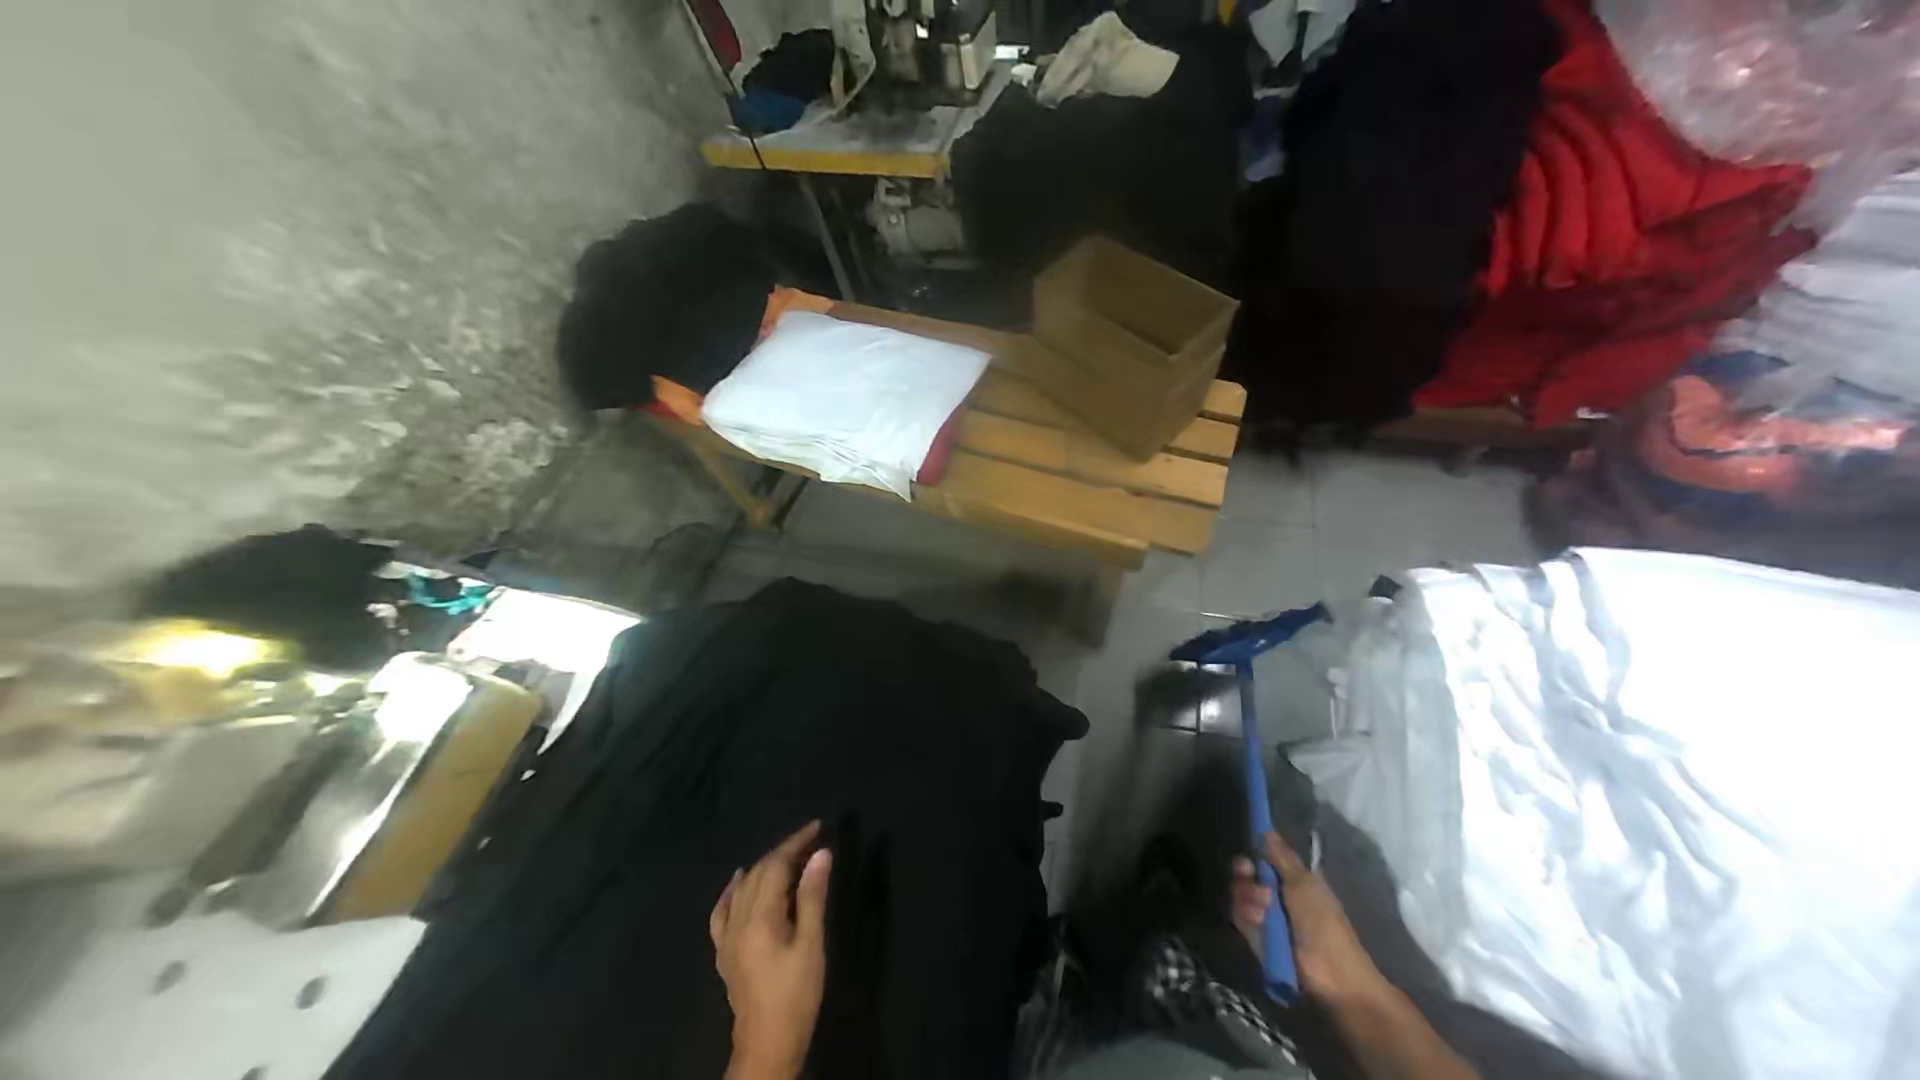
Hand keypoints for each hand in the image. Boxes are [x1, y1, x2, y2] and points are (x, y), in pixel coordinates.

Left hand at [710, 821, 832, 1079]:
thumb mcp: (812, 943)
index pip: (776, 865)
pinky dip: (732, 889)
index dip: (796, 842)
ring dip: (765, 865)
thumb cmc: (796, 993)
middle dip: (785, 851)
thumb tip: (820, 853)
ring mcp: (726, 936)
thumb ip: (813, 895)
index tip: (818, 826)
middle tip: (812, 840)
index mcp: (759, 916)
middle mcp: (737, 920)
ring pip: (743, 886)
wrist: (768, 1043)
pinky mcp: (724, 950)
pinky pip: (723, 909)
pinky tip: (740, 878)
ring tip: (789, 855)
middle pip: (759, 872)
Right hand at [1229, 831, 1390, 1005]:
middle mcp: (1275, 894)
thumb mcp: (1304, 884)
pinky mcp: (1255, 935)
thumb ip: (1281, 857)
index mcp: (1292, 879)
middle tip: (1249, 878)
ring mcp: (1264, 915)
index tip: (1250, 855)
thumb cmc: (1324, 924)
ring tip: (1263, 911)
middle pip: (1246, 874)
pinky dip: (1246, 916)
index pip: (1263, 858)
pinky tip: (1258, 922)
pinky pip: (1239, 916)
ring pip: (1239, 893)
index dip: (1253, 854)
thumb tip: (1265, 829)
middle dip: (1245, 875)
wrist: (1331, 975)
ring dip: (1248, 898)